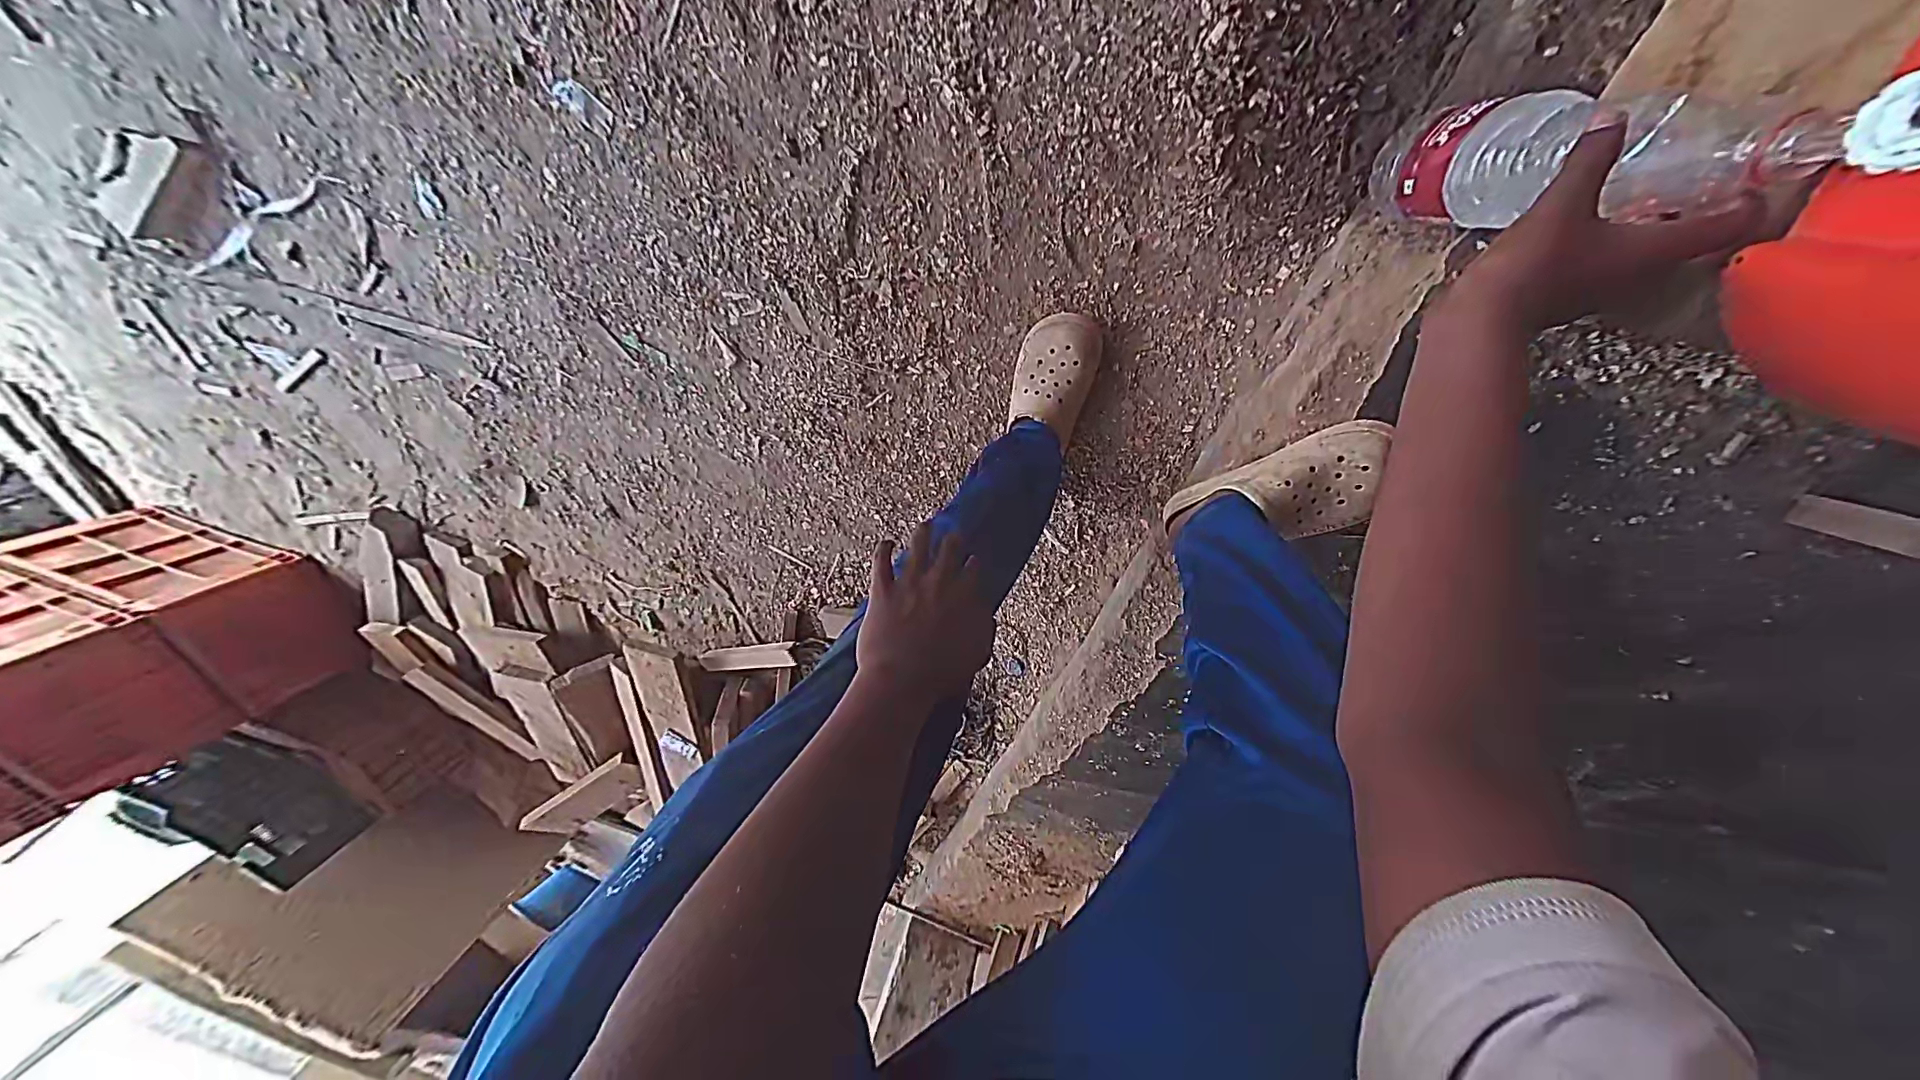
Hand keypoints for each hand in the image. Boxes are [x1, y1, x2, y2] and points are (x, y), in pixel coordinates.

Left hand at [855, 524, 994, 701]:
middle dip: (953, 540)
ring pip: (917, 546)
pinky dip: (883, 549)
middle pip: (949, 549)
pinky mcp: (883, 591)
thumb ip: (984, 629)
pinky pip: (881, 562)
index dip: (973, 563)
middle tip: (953, 535)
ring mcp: (909, 584)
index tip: (973, 561)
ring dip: (922, 533)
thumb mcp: (976, 654)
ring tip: (925, 526)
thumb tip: (986, 615)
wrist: (901, 681)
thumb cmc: (939, 674)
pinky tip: (886, 542)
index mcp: (963, 597)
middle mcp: (938, 583)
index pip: (973, 569)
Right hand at [1452, 109, 1765, 332]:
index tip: (1749, 184)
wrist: (1481, 318)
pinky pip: (1603, 271)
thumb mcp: (1561, 204)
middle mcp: (1636, 275)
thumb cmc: (1531, 266)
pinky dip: (1606, 252)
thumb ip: (1590, 161)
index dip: (1745, 203)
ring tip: (1635, 209)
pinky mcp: (1566, 301)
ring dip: (1646, 236)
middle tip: (1690, 189)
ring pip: (1642, 260)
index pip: (1725, 226)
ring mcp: (1599, 293)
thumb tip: (1610, 119)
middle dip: (1691, 218)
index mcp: (1652, 250)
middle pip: (1685, 245)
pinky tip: (1584, 237)